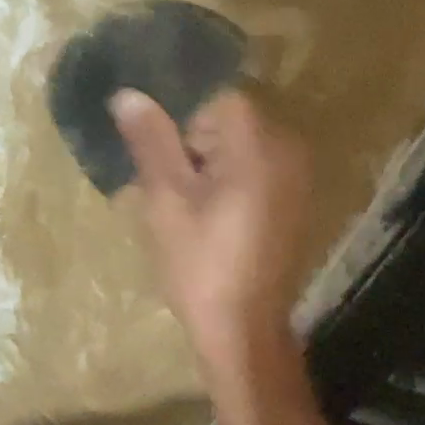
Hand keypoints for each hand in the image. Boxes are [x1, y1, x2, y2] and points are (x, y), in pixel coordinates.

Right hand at [112, 88, 310, 376]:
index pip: (214, 96)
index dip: (177, 116)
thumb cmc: (200, 265)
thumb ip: (151, 142)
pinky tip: (205, 215)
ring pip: (239, 147)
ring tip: (178, 202)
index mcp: (258, 143)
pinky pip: (254, 172)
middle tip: (161, 182)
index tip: (153, 148)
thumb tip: (128, 94)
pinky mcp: (293, 202)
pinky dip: (226, 181)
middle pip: (229, 119)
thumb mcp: (166, 201)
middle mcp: (287, 149)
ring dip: (206, 163)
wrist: (243, 330)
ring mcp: (296, 177)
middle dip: (191, 141)